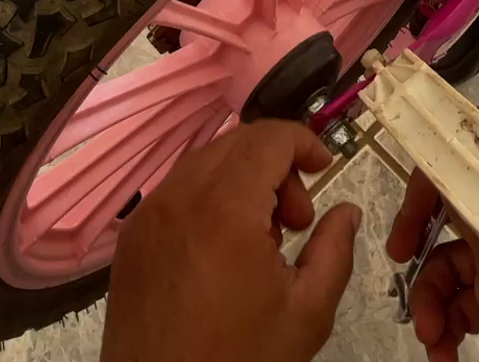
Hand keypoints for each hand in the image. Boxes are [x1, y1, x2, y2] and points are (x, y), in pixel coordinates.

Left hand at [101, 120, 361, 361]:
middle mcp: (180, 194)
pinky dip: (210, 196)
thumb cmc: (239, 361)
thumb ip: (334, 250)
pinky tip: (222, 248)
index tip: (327, 167)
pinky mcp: (132, 233)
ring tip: (262, 238)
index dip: (304, 141)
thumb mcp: (306, 313)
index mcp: (225, 207)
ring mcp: (149, 211)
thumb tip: (346, 211)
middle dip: (278, 165)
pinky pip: (178, 188)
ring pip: (207, 160)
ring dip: (244, 178)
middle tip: (298, 220)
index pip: (269, 138)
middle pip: (238, 142)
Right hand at [386, 171, 478, 361]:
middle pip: (442, 235)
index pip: (453, 178)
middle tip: (412, 313)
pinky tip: (444, 354)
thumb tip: (437, 150)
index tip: (399, 242)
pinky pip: (460, 305)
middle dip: (422, 275)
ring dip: (431, 310)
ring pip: (446, 275)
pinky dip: (446, 328)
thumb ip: (464, 207)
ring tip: (435, 347)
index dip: (418, 200)